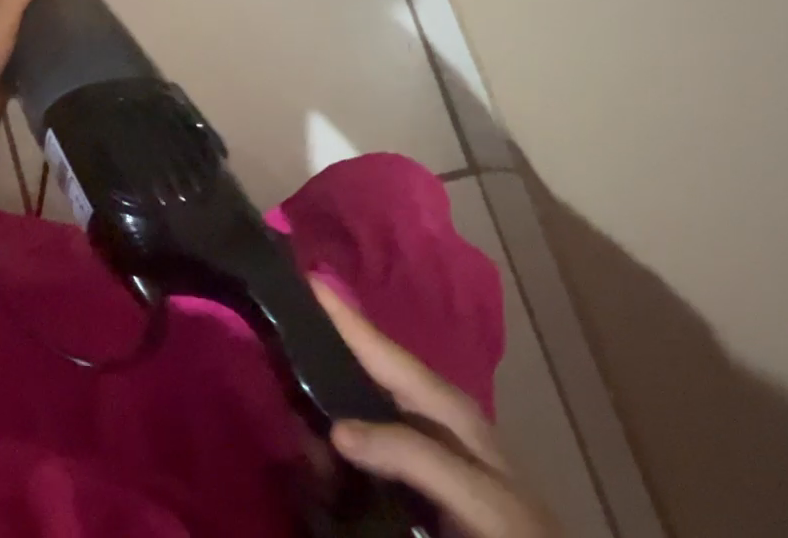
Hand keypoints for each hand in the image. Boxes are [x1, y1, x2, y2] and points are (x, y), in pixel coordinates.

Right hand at [313, 281, 560, 537]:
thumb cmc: (514, 526)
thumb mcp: (480, 494)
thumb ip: (415, 453)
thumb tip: (336, 428)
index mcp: (441, 403)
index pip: (380, 347)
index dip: (341, 312)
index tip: (299, 275)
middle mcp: (420, 413)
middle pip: (353, 375)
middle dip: (312, 368)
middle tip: (273, 367)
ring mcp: (409, 444)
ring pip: (344, 414)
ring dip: (314, 422)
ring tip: (295, 436)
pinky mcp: (400, 475)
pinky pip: (348, 453)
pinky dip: (326, 458)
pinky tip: (314, 470)